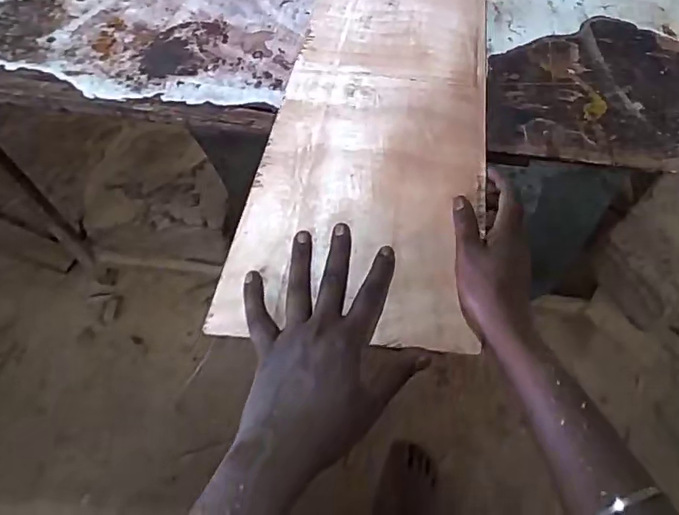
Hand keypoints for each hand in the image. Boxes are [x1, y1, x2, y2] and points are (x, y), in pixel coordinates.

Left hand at [209, 226, 429, 511]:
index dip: (380, 273)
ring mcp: (290, 337)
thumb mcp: (370, 405)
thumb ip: (397, 376)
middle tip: (340, 226)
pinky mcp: (265, 350)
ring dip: (300, 261)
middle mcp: (320, 328)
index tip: (386, 249)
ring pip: (297, 291)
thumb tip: (428, 356)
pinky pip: (259, 320)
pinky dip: (253, 298)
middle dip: (338, 253)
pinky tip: (251, 276)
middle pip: (332, 283)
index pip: (370, 298)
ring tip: (302, 234)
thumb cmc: (329, 429)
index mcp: (348, 340)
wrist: (278, 452)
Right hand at [453, 169, 533, 347]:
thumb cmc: (484, 288)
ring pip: (510, 225)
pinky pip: (507, 240)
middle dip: (496, 195)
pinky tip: (477, 242)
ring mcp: (520, 254)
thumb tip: (461, 197)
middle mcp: (520, 238)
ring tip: (471, 214)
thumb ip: (465, 224)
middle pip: (512, 208)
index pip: (510, 194)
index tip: (485, 171)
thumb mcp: (468, 254)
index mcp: (510, 229)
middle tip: (475, 191)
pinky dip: (494, 231)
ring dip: (494, 214)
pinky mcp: (516, 269)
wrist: (507, 328)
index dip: (499, 180)